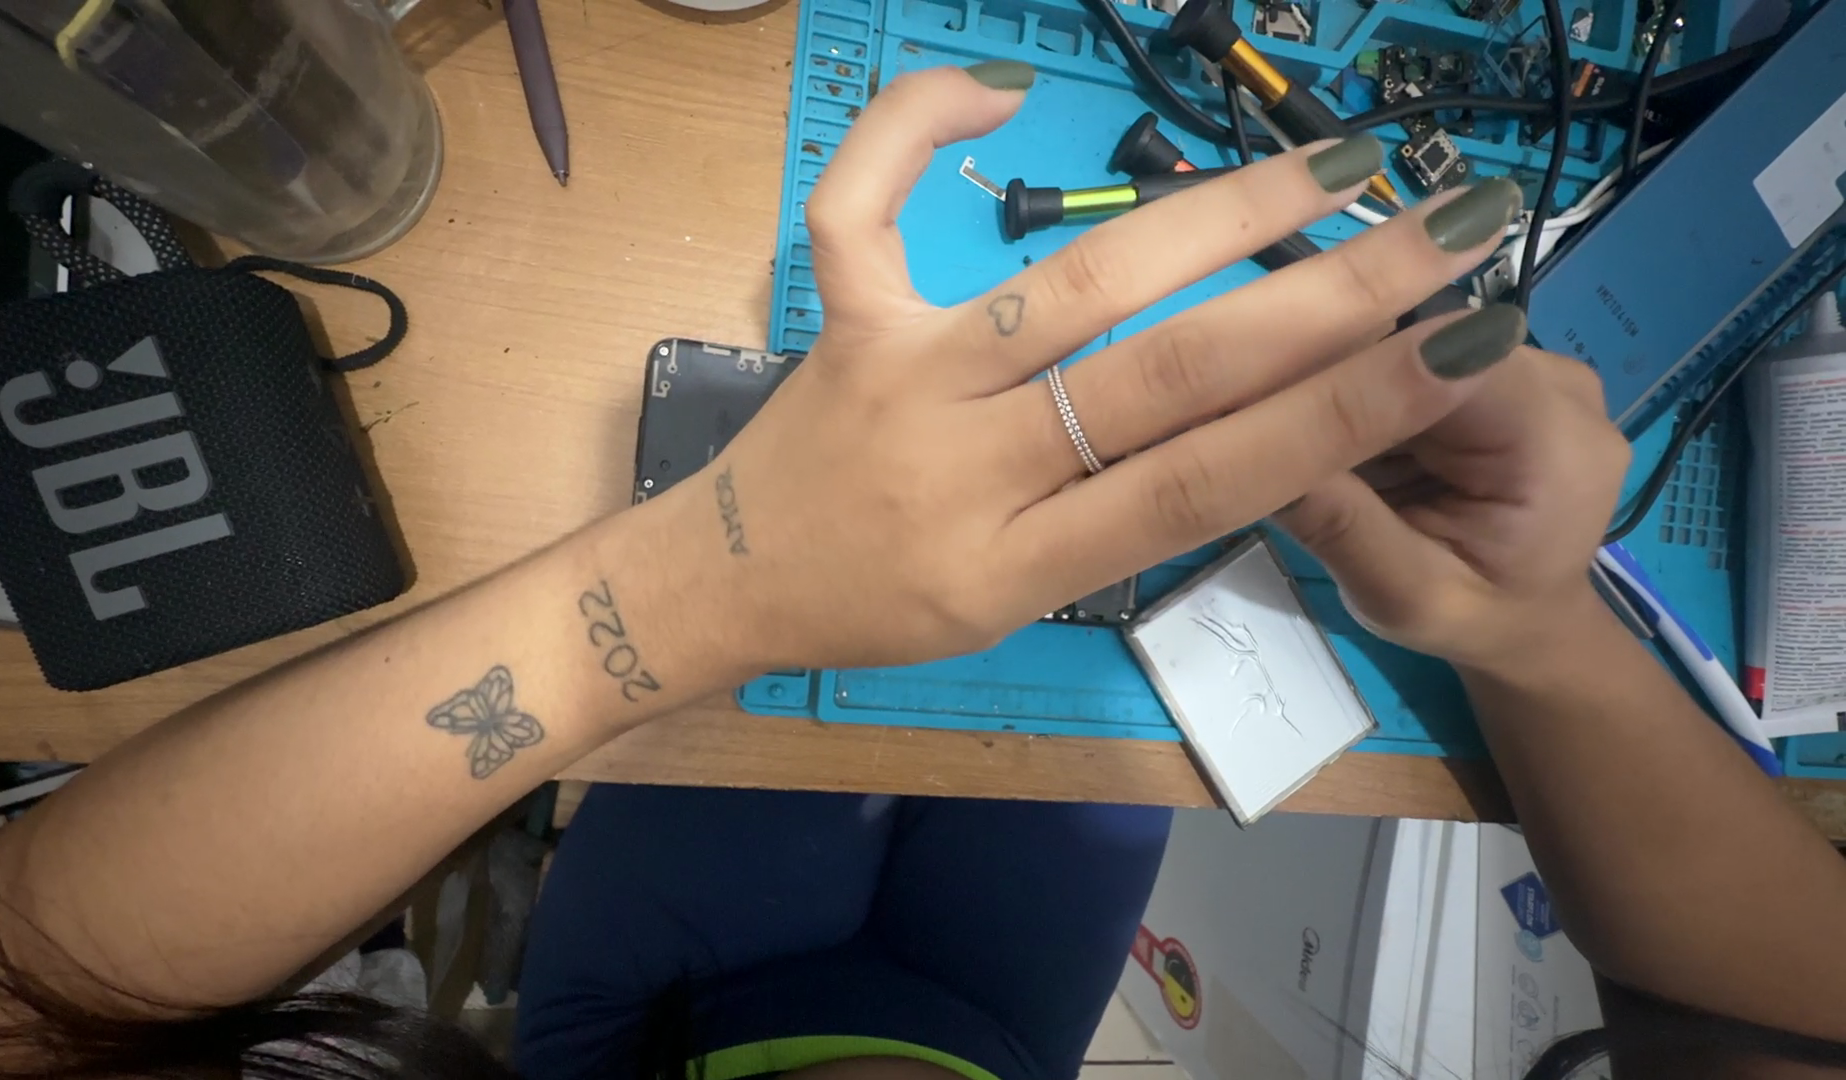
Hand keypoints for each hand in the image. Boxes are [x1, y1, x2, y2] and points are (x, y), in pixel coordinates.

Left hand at [661, 63, 1526, 671]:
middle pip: (1161, 377)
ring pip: (1069, 287)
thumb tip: (1211, 439)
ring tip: (1331, 166)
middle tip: (1444, 234)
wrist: (730, 584)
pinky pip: (861, 208)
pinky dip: (912, 125)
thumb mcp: (997, 613)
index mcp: (1012, 567)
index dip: (1337, 418)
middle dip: (1321, 305)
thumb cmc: (868, 610)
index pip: (1198, 485)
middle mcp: (964, 466)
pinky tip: (995, 88)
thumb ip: (1098, 537)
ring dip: (1210, 219)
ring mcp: (898, 378)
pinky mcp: (839, 326)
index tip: (1451, 351)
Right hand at [1274, 346, 1631, 672]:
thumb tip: (1250, 451)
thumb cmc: (1469, 619)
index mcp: (1552, 444)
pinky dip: (1362, 399)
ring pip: (1409, 350)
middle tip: (1261, 429)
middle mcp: (1556, 387)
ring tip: (1299, 440)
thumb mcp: (1397, 595)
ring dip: (1344, 390)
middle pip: (1420, 347)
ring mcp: (1531, 375)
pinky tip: (1338, 441)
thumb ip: (1338, 523)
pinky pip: (1412, 366)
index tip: (1258, 401)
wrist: (1522, 624)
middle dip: (1336, 382)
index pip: (1437, 361)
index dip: (1344, 370)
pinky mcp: (1499, 380)